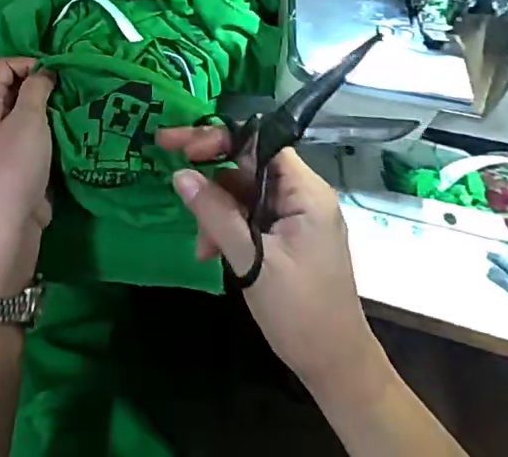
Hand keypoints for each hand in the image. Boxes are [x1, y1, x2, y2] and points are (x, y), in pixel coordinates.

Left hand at [0, 57, 54, 297]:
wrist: (10, 224)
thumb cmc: (15, 164)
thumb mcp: (28, 118)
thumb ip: (36, 88)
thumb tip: (45, 71)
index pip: (4, 66)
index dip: (29, 63)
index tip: (56, 72)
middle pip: (18, 87)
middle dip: (44, 83)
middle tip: (72, 85)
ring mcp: (8, 142)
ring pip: (31, 112)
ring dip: (53, 107)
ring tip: (77, 103)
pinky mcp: (24, 161)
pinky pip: (40, 135)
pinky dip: (55, 128)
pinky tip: (74, 126)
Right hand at [157, 126, 383, 399]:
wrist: (336, 368)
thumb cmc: (301, 314)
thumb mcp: (253, 262)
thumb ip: (216, 214)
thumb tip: (181, 175)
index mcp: (306, 192)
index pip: (259, 143)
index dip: (219, 139)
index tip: (181, 146)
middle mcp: (303, 195)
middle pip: (248, 165)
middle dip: (210, 174)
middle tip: (170, 168)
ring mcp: (296, 216)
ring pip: (244, 192)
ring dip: (215, 210)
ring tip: (201, 244)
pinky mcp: (288, 235)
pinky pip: (250, 215)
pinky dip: (227, 227)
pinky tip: (210, 251)